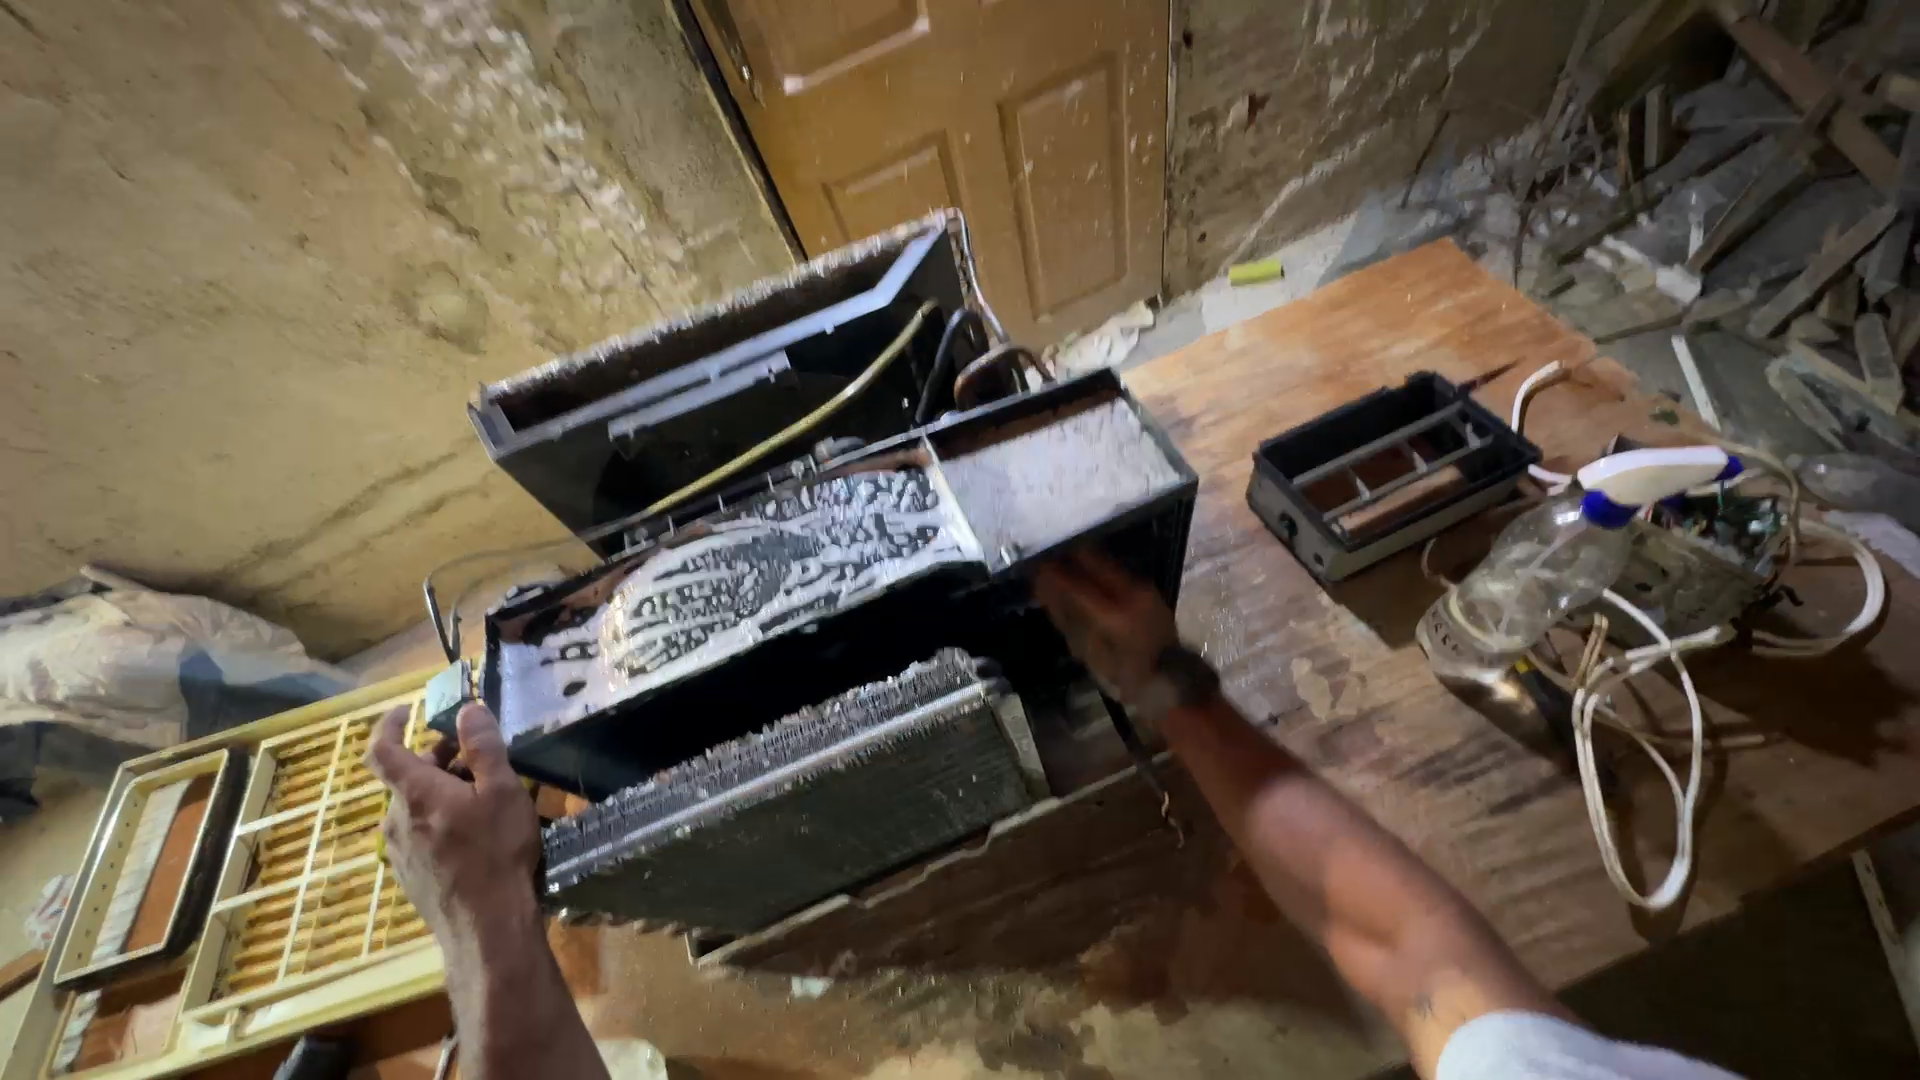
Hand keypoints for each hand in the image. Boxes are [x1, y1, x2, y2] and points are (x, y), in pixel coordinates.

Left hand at [365, 703, 541, 950]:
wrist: (486, 923)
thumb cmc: (497, 849)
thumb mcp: (502, 791)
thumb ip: (483, 748)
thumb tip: (467, 710)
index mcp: (416, 794)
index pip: (382, 750)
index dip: (389, 725)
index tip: (406, 709)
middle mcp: (397, 819)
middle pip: (409, 777)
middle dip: (440, 758)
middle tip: (480, 754)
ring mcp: (400, 850)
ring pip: (417, 805)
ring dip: (445, 789)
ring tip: (487, 794)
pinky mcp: (411, 873)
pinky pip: (421, 831)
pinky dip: (443, 816)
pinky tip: (477, 830)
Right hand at [1032, 549, 1180, 707]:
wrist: (1172, 679)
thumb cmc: (1126, 676)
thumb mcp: (1089, 654)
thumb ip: (1066, 619)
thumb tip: (1043, 590)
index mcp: (1112, 616)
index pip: (1075, 584)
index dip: (1051, 573)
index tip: (1034, 569)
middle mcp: (1129, 594)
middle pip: (1092, 560)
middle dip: (1067, 558)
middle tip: (1047, 562)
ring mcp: (1142, 588)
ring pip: (1105, 562)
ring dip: (1083, 562)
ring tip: (1064, 567)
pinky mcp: (1148, 588)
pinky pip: (1116, 571)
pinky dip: (1098, 572)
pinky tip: (1087, 580)